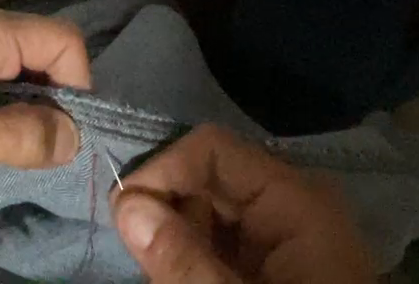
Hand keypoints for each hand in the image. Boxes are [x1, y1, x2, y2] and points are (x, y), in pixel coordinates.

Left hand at [0, 3, 92, 258]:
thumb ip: (20, 133)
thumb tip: (74, 135)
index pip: (60, 40)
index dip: (76, 87)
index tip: (65, 140)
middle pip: (41, 54)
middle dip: (54, 102)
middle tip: (46, 157)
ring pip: (17, 74)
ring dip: (28, 114)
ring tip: (19, 160)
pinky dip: (2, 116)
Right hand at [113, 126, 374, 283]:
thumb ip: (183, 261)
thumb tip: (125, 206)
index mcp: (295, 200)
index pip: (211, 149)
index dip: (163, 169)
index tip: (123, 213)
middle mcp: (292, 205)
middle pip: (209, 177)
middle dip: (166, 205)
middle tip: (134, 249)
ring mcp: (288, 239)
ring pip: (212, 210)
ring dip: (176, 233)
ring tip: (157, 268)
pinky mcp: (279, 269)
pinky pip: (225, 243)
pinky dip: (195, 255)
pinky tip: (179, 275)